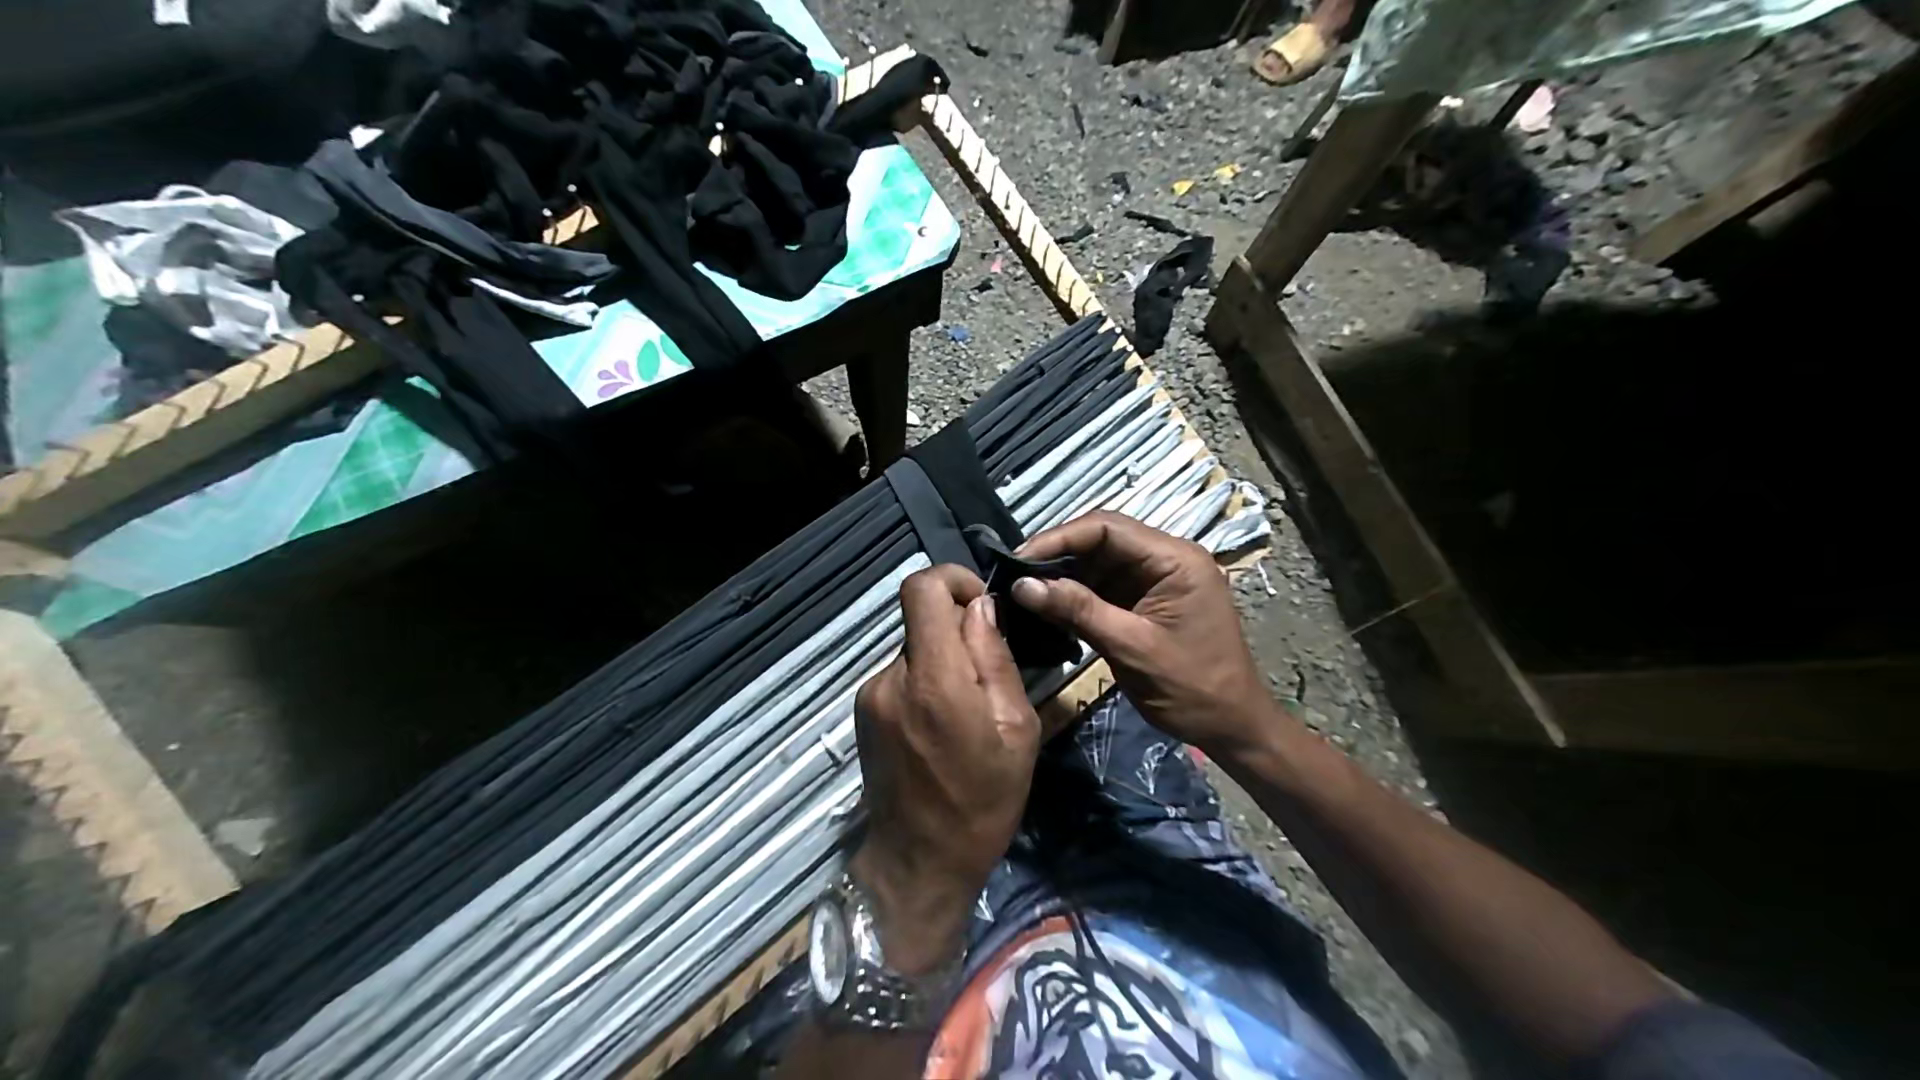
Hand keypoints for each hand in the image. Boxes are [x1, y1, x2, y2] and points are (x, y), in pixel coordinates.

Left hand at [853, 565, 1040, 972]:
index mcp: (933, 677)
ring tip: (966, 711)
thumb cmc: (982, 800)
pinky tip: (940, 726)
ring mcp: (870, 694)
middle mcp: (891, 676)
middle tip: (987, 674)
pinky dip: (924, 683)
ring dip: (942, 662)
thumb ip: (994, 658)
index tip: (980, 605)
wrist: (920, 861)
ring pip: (914, 650)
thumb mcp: (1016, 729)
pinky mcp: (863, 711)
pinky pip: (901, 676)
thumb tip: (981, 607)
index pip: (921, 588)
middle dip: (957, 632)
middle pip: (921, 619)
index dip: (953, 580)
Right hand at [1012, 511, 1276, 756]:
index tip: (1019, 559)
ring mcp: (1156, 579)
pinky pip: (1104, 586)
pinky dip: (1075, 595)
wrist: (1231, 727)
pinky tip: (1046, 605)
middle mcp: (1166, 559)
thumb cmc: (1191, 687)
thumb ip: (1077, 610)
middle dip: (1057, 555)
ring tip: (1023, 590)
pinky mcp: (1145, 600)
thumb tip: (1021, 585)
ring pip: (1098, 562)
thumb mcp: (1131, 647)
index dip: (1059, 538)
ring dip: (1062, 575)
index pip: (1107, 527)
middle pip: (1101, 539)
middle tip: (1014, 575)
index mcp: (1175, 559)